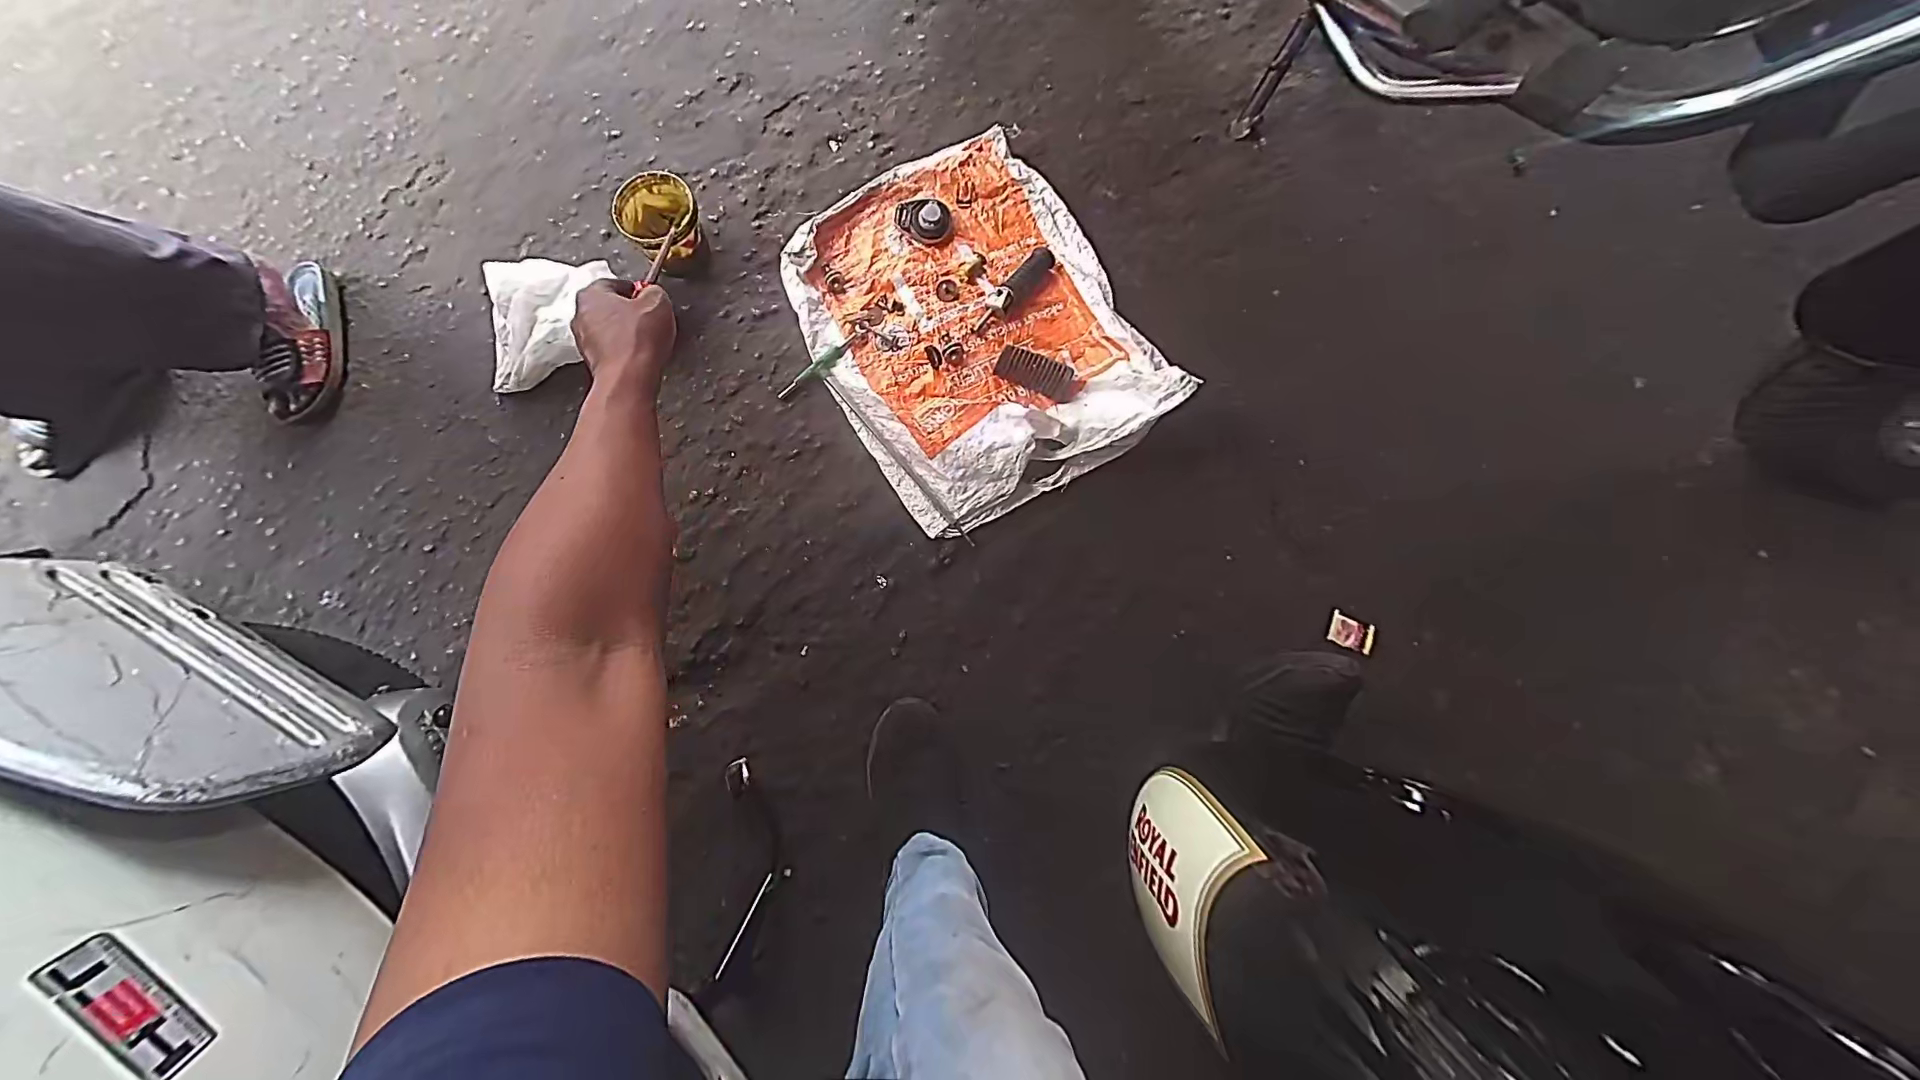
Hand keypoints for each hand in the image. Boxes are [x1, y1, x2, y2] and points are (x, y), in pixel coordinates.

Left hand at [571, 279, 676, 391]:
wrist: (629, 378)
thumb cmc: (638, 340)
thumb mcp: (658, 303)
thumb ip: (654, 292)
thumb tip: (653, 293)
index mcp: (591, 293)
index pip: (617, 284)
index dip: (639, 293)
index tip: (653, 302)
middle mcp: (580, 314)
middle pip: (611, 308)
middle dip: (630, 314)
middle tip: (651, 322)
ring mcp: (584, 340)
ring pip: (610, 330)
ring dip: (627, 334)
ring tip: (647, 342)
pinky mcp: (593, 361)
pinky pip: (611, 350)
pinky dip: (624, 352)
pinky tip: (639, 357)